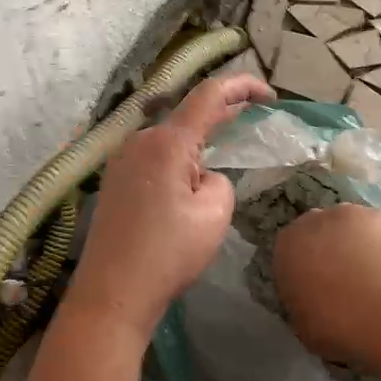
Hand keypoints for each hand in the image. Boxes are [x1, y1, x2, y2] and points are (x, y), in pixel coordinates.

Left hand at [67, 73, 272, 335]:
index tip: (269, 95)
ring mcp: (123, 157)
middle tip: (256, 114)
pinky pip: (155, 154)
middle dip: (223, 112)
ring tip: (226, 148)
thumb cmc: (167, 255)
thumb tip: (201, 176)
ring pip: (171, 137)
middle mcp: (140, 139)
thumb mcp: (213, 216)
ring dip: (199, 140)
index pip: (209, 95)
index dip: (242, 86)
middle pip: (188, 113)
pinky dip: (179, 156)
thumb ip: (219, 181)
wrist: (111, 294)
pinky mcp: (116, 178)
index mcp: (167, 142)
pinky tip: (191, 175)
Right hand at [273, 203, 380, 362]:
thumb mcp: (308, 330)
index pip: (288, 255)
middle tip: (346, 285)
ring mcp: (346, 214)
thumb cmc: (338, 325)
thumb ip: (304, 309)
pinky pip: (378, 229)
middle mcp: (310, 222)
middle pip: (316, 233)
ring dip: (356, 245)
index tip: (317, 293)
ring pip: (347, 227)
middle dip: (328, 252)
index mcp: (286, 248)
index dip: (303, 273)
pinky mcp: (379, 214)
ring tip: (376, 279)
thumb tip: (314, 307)